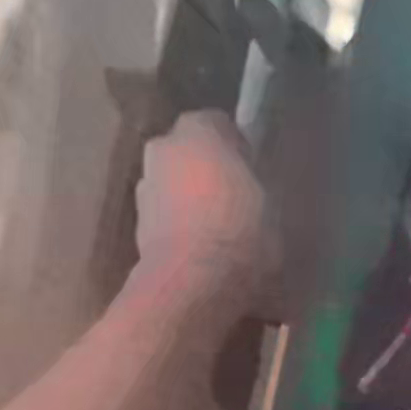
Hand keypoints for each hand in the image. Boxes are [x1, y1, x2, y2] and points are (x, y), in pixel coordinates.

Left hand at [130, 111, 272, 313]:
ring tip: (223, 238)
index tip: (255, 174)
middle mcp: (162, 148)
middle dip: (210, 176)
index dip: (238, 149)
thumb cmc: (244, 233)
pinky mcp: (138, 229)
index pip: (219, 126)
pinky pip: (169, 223)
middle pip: (190, 157)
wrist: (196, 284)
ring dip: (194, 206)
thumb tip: (254, 191)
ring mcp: (144, 190)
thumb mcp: (273, 206)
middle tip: (239, 205)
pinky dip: (184, 234)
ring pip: (176, 190)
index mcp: (198, 131)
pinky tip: (207, 258)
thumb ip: (258, 187)